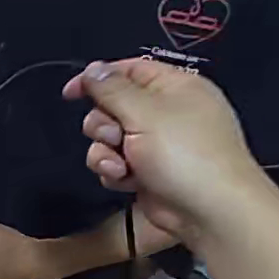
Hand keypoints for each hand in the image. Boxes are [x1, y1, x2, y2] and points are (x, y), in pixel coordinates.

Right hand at [62, 58, 267, 240]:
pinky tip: (125, 181)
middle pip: (111, 106)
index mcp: (173, 87)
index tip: (70, 93)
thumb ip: (111, 89)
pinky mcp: (144, 172)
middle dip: (103, 124)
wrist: (208, 209)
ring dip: (105, 153)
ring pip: (107, 139)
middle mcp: (162, 113)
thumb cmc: (182, 152)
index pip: (128, 70)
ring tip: (120, 167)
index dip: (97, 78)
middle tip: (114, 137)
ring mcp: (153, 144)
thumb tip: (92, 69)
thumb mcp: (144, 112)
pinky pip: (114, 163)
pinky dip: (114, 172)